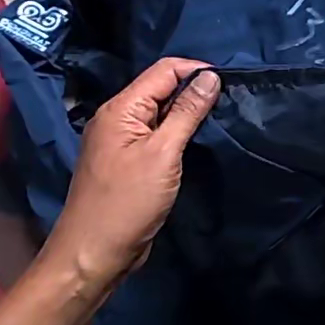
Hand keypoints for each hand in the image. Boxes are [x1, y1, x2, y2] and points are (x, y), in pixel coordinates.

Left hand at [39, 58, 219, 285]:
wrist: (94, 253)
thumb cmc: (128, 202)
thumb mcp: (163, 153)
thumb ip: (187, 112)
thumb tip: (210, 76)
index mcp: (120, 109)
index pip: (163, 71)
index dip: (196, 70)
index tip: (230, 82)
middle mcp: (118, 118)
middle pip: (161, 88)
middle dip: (194, 89)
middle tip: (230, 101)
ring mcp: (122, 141)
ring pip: (160, 113)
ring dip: (188, 112)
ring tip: (221, 118)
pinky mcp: (129, 161)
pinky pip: (157, 135)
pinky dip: (178, 132)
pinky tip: (198, 140)